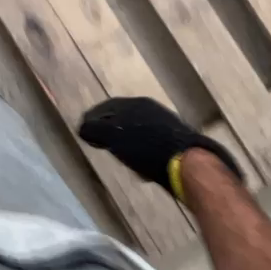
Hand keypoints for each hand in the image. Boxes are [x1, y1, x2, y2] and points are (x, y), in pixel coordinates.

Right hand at [78, 97, 243, 198]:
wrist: (190, 165)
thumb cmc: (147, 148)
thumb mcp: (113, 138)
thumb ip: (94, 130)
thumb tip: (81, 128)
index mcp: (134, 104)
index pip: (105, 107)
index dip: (93, 119)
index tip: (85, 131)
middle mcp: (151, 109)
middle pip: (123, 117)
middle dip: (110, 129)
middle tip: (100, 143)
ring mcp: (167, 124)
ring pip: (138, 130)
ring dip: (127, 140)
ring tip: (119, 155)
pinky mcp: (179, 141)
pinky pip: (152, 142)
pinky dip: (142, 149)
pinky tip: (142, 164)